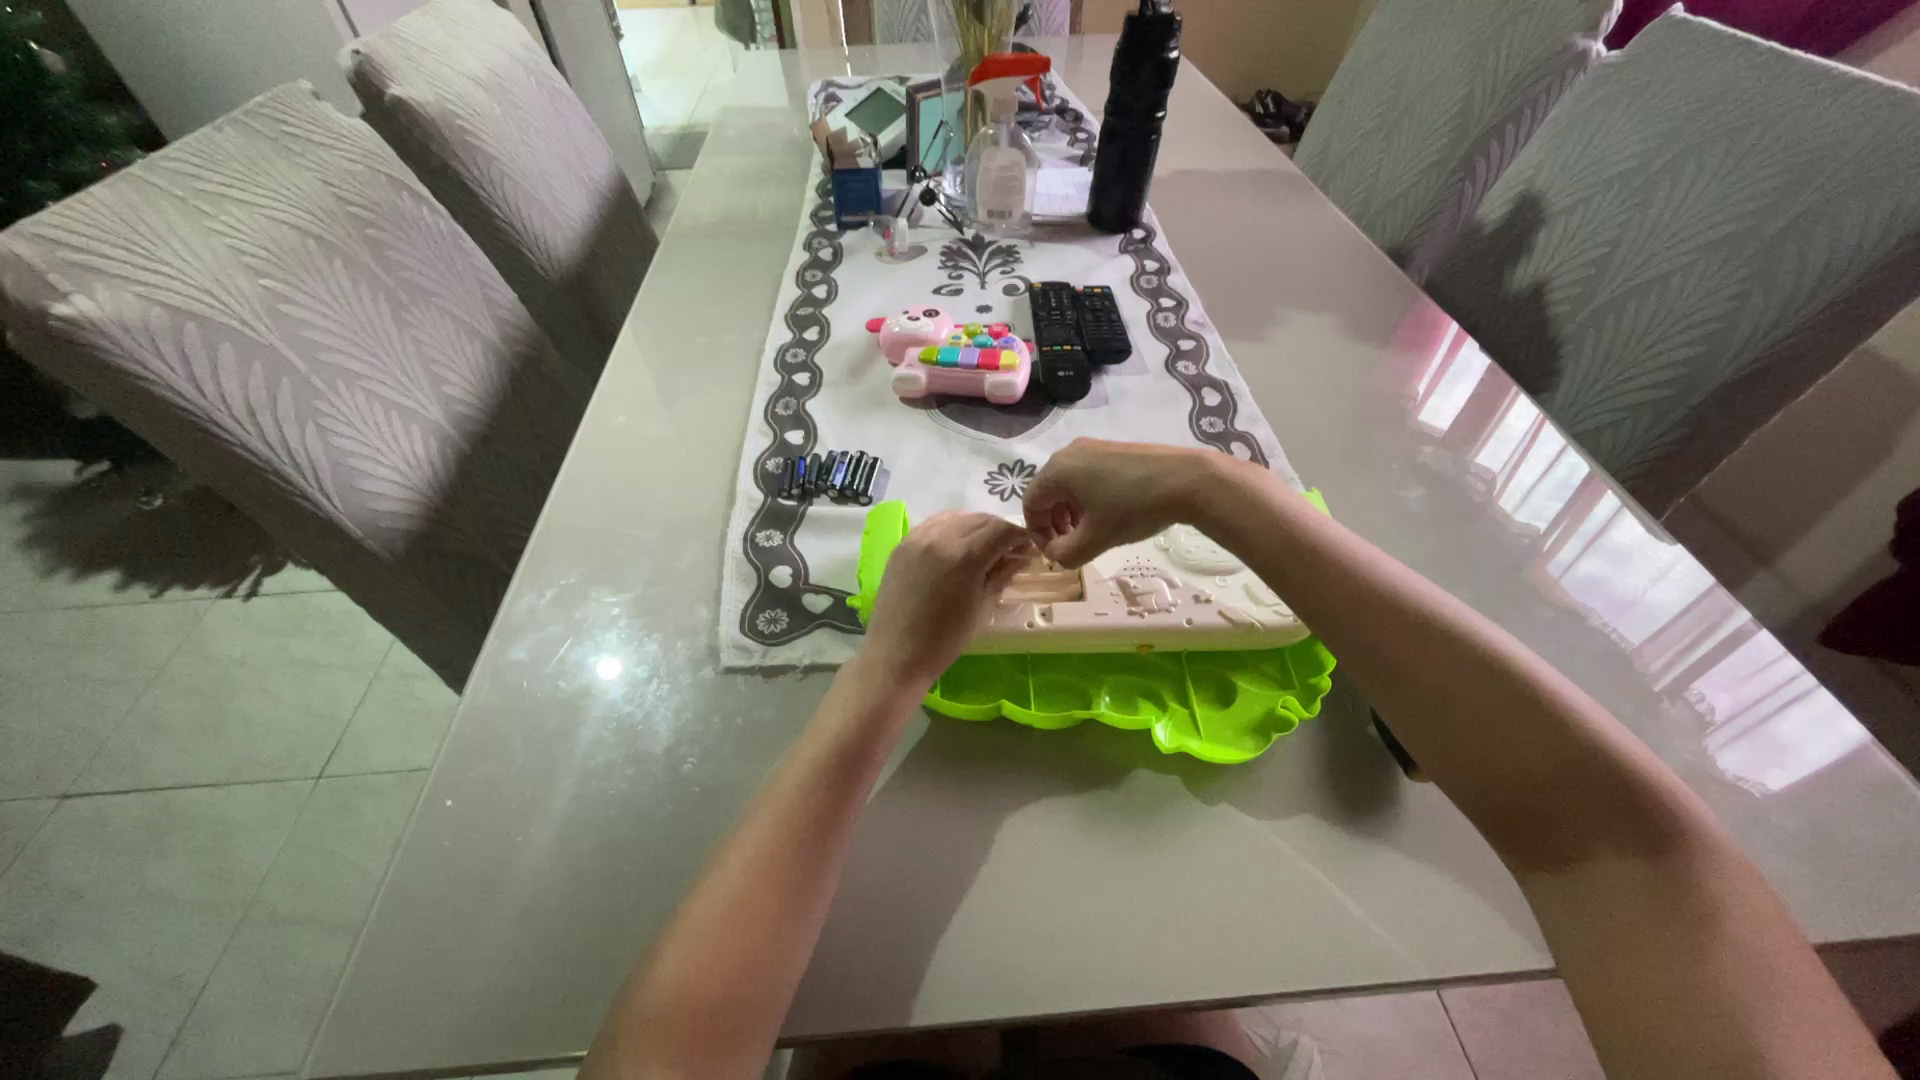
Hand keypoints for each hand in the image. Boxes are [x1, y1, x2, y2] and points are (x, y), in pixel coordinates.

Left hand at [857, 512, 1033, 687]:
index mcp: (965, 556)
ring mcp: (918, 538)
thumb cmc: (945, 640)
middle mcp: (941, 538)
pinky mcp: (902, 544)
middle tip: (1009, 550)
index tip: (1027, 548)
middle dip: (1000, 531)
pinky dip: (952, 528)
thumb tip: (1021, 556)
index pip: (1003, 530)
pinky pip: (934, 523)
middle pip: (981, 520)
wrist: (896, 654)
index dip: (1020, 536)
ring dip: (976, 526)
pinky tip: (957, 546)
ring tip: (984, 547)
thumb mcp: (983, 606)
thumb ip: (1002, 574)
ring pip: (957, 517)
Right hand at [1023, 438, 1222, 566]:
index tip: (1054, 553)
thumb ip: (1064, 553)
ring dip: (1070, 513)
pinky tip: (1108, 514)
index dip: (1036, 533)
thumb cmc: (1134, 509)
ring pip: (1067, 485)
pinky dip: (1087, 498)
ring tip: (1089, 532)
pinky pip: (1086, 475)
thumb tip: (1055, 554)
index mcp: (1057, 470)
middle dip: (1054, 523)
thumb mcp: (1095, 540)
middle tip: (1070, 545)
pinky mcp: (1112, 449)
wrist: (1187, 480)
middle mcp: (1069, 453)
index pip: (1030, 504)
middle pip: (1047, 492)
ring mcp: (1092, 447)